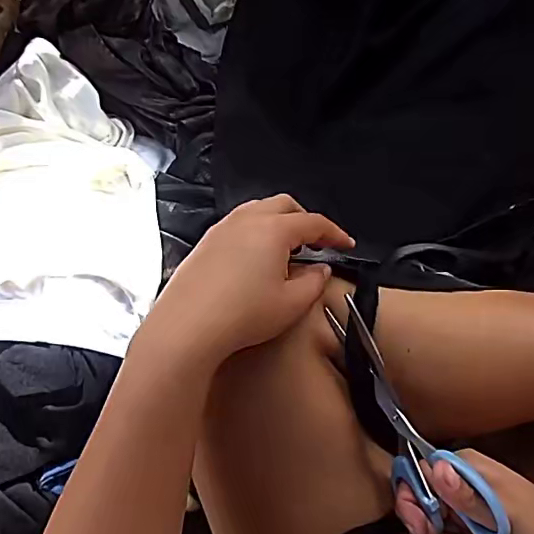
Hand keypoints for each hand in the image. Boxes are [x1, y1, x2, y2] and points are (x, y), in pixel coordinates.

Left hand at [146, 194, 352, 362]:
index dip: (335, 233)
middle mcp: (245, 222)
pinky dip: (257, 234)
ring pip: (258, 211)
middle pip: (285, 205)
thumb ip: (315, 282)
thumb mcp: (293, 304)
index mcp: (273, 230)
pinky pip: (238, 227)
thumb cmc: (239, 315)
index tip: (346, 243)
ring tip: (291, 250)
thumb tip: (320, 271)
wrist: (187, 328)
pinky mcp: (205, 245)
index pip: (314, 222)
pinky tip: (261, 261)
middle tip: (319, 242)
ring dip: (280, 224)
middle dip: (306, 220)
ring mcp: (221, 231)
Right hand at [393, 449, 533, 533]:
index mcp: (470, 468)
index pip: (421, 473)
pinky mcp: (475, 526)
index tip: (424, 529)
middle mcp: (466, 482)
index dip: (414, 503)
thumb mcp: (503, 515)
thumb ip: (466, 495)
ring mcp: (470, 505)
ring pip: (434, 528)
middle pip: (423, 506)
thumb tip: (436, 468)